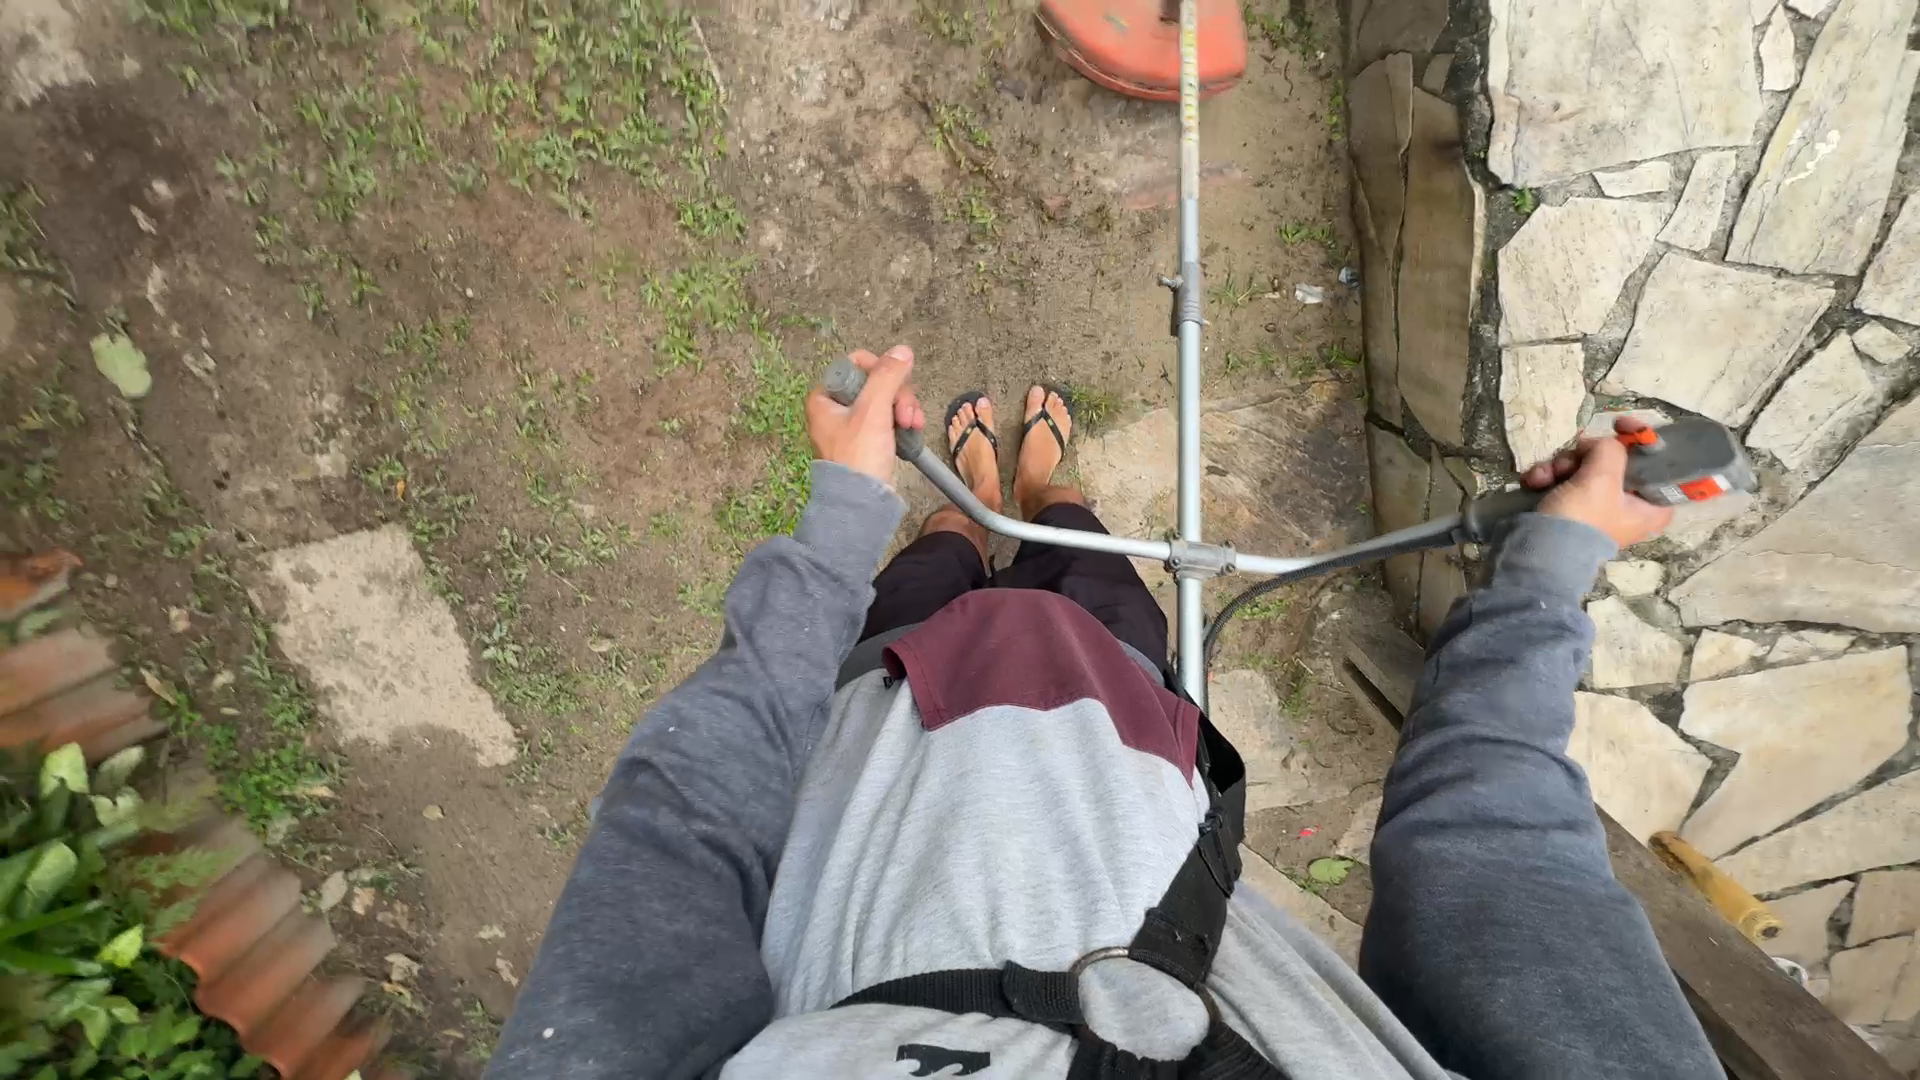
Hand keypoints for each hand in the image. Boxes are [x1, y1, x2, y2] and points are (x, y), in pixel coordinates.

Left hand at [805, 345, 924, 487]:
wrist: (861, 502)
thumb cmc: (859, 456)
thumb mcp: (873, 410)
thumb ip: (887, 377)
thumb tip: (903, 351)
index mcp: (826, 396)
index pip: (857, 364)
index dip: (881, 370)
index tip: (896, 385)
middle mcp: (836, 407)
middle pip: (876, 382)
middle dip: (899, 396)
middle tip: (908, 415)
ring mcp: (853, 425)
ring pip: (887, 401)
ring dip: (905, 409)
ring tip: (913, 427)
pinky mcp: (868, 440)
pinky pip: (889, 419)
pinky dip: (902, 423)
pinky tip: (911, 434)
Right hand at [1522, 416, 1673, 547]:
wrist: (1535, 551)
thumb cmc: (1580, 519)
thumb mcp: (1601, 479)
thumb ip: (1609, 450)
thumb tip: (1597, 443)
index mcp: (1653, 505)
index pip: (1658, 462)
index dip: (1640, 440)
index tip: (1620, 424)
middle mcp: (1626, 505)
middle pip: (1611, 463)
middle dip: (1584, 457)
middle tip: (1569, 463)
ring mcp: (1593, 506)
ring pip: (1581, 469)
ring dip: (1558, 466)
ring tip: (1544, 477)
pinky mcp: (1565, 507)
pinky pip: (1560, 480)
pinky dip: (1545, 477)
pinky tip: (1533, 482)